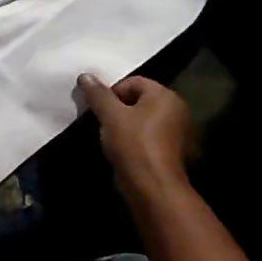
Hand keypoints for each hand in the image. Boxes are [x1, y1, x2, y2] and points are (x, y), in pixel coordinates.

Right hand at [78, 74, 193, 198]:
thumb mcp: (110, 115)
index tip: (99, 109)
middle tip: (102, 121)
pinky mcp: (170, 149)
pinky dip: (134, 137)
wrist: (152, 185)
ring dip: (123, 124)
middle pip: (138, 99)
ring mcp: (176, 131)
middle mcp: (176, 109)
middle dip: (117, 108)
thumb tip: (85, 75)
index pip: (133, 82)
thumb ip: (98, 94)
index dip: (112, 92)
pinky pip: (147, 134)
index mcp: (165, 96)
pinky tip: (122, 149)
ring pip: (142, 118)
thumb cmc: (133, 144)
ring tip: (110, 136)